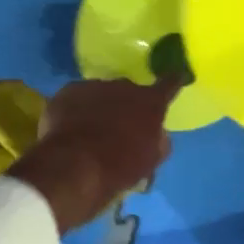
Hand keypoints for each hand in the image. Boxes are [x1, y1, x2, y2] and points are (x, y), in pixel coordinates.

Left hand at [8, 78, 177, 231]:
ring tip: (92, 130)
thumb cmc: (120, 167)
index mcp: (150, 102)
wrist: (74, 167)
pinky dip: (77, 110)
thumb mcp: (151, 160)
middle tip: (121, 126)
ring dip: (101, 107)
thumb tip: (158, 134)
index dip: (173, 81)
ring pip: (102, 94)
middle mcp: (125, 86)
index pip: (170, 85)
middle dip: (128, 105)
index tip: (176, 76)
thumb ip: (159, 141)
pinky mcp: (68, 91)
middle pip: (130, 91)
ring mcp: (94, 86)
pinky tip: (72, 129)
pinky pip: (77, 98)